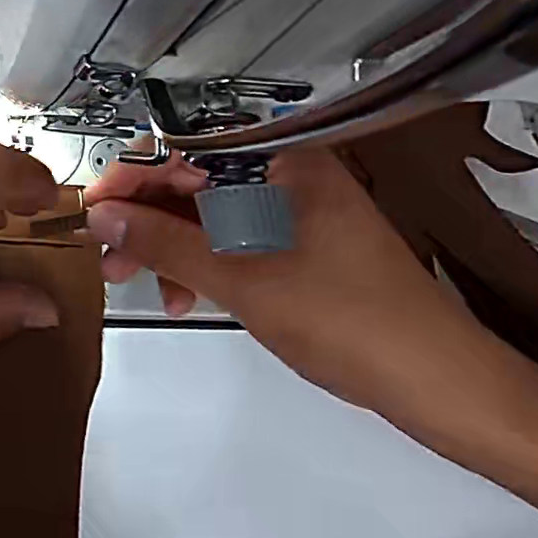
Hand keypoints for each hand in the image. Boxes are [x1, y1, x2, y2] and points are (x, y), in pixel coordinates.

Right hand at [85, 146, 526, 419]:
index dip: (134, 179)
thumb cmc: (348, 322)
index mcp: (282, 160)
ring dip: (171, 245)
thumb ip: (165, 243)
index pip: (188, 152)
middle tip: (111, 257)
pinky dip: (204, 261)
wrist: (442, 385)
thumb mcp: (242, 280)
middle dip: (148, 220)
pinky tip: (186, 293)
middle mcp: (287, 172)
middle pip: (197, 181)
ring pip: (211, 212)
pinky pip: (234, 236)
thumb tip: (103, 216)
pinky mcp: (298, 240)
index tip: (95, 211)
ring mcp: (294, 207)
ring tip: (143, 284)